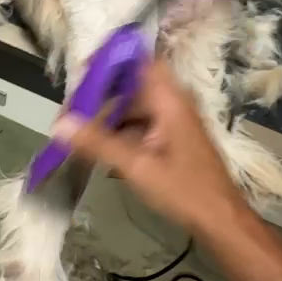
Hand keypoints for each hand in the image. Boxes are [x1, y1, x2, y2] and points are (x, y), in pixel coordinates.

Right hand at [53, 60, 248, 238]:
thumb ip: (97, 143)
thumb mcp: (136, 167)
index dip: (111, 58)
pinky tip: (100, 145)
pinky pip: (141, 121)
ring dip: (108, 111)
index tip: (82, 69)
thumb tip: (59, 125)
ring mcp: (174, 120)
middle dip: (101, 90)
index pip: (139, 60)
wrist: (222, 221)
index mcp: (168, 99)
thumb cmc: (184, 191)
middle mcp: (172, 102)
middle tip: (73, 104)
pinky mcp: (173, 136)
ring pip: (134, 103)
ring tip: (79, 126)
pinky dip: (120, 127)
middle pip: (132, 82)